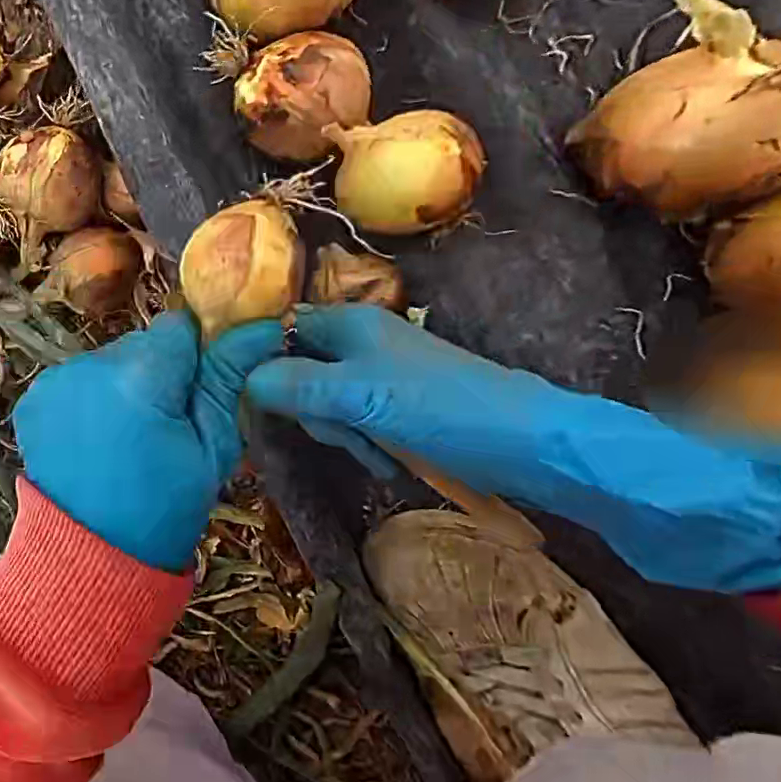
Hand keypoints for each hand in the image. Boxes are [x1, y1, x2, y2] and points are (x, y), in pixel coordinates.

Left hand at [14, 311, 283, 569]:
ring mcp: (53, 382)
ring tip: (126, 439)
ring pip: (108, 361)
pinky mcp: (31, 399)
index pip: (178, 326)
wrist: (90, 558)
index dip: (195, 356)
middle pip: (141, 343)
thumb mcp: (213, 448)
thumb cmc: (164, 509)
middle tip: (163, 427)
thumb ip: (228, 377)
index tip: (194, 395)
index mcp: (139, 375)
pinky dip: (90, 400)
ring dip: (123, 385)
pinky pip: (76, 381)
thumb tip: (263, 326)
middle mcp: (88, 365)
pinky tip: (96, 440)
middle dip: (158, 372)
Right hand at [245, 305, 780, 592]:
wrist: (537, 446)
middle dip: (310, 406)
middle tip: (339, 433)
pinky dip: (361, 439)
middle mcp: (364, 340)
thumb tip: (243, 380)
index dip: (264, 360)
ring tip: (370, 451)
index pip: (283, 327)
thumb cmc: (446, 412)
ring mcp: (384, 372)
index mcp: (352, 323)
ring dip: (337, 429)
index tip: (261, 401)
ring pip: (327, 398)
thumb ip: (299, 386)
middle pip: (301, 367)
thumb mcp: (362, 399)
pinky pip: (357, 417)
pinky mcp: (402, 402)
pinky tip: (382, 458)